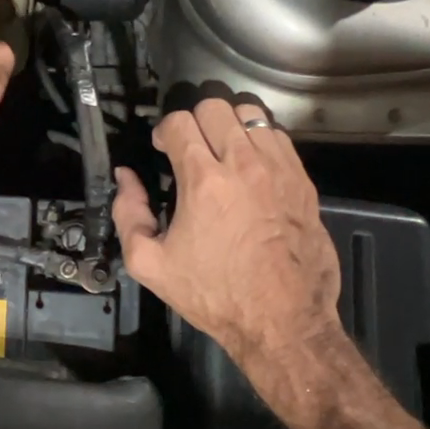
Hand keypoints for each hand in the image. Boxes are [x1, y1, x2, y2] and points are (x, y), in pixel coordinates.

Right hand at [113, 99, 341, 366]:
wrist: (283, 321)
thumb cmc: (213, 295)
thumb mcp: (149, 264)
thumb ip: (128, 213)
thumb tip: (126, 178)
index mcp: (204, 181)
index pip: (179, 122)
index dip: (164, 132)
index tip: (163, 150)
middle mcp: (244, 164)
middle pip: (215, 107)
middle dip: (195, 121)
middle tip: (191, 148)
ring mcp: (279, 170)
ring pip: (251, 114)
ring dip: (230, 126)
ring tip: (223, 152)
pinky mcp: (303, 182)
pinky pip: (279, 137)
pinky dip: (260, 141)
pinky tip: (251, 167)